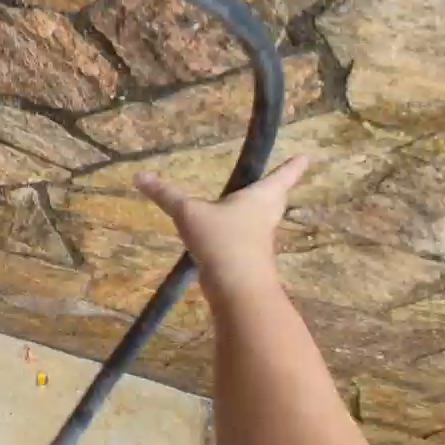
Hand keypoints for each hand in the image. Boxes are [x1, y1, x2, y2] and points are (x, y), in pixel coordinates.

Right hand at [135, 156, 310, 302]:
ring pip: (260, 217)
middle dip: (277, 188)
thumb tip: (139, 175)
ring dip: (257, 208)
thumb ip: (165, 194)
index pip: (279, 178)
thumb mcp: (188, 212)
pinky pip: (243, 234)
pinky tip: (222, 228)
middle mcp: (263, 217)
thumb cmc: (223, 240)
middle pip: (275, 198)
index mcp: (259, 200)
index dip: (291, 167)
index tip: (306, 158)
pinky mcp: (246, 255)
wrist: (238, 287)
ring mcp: (256, 239)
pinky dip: (237, 227)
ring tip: (246, 200)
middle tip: (280, 179)